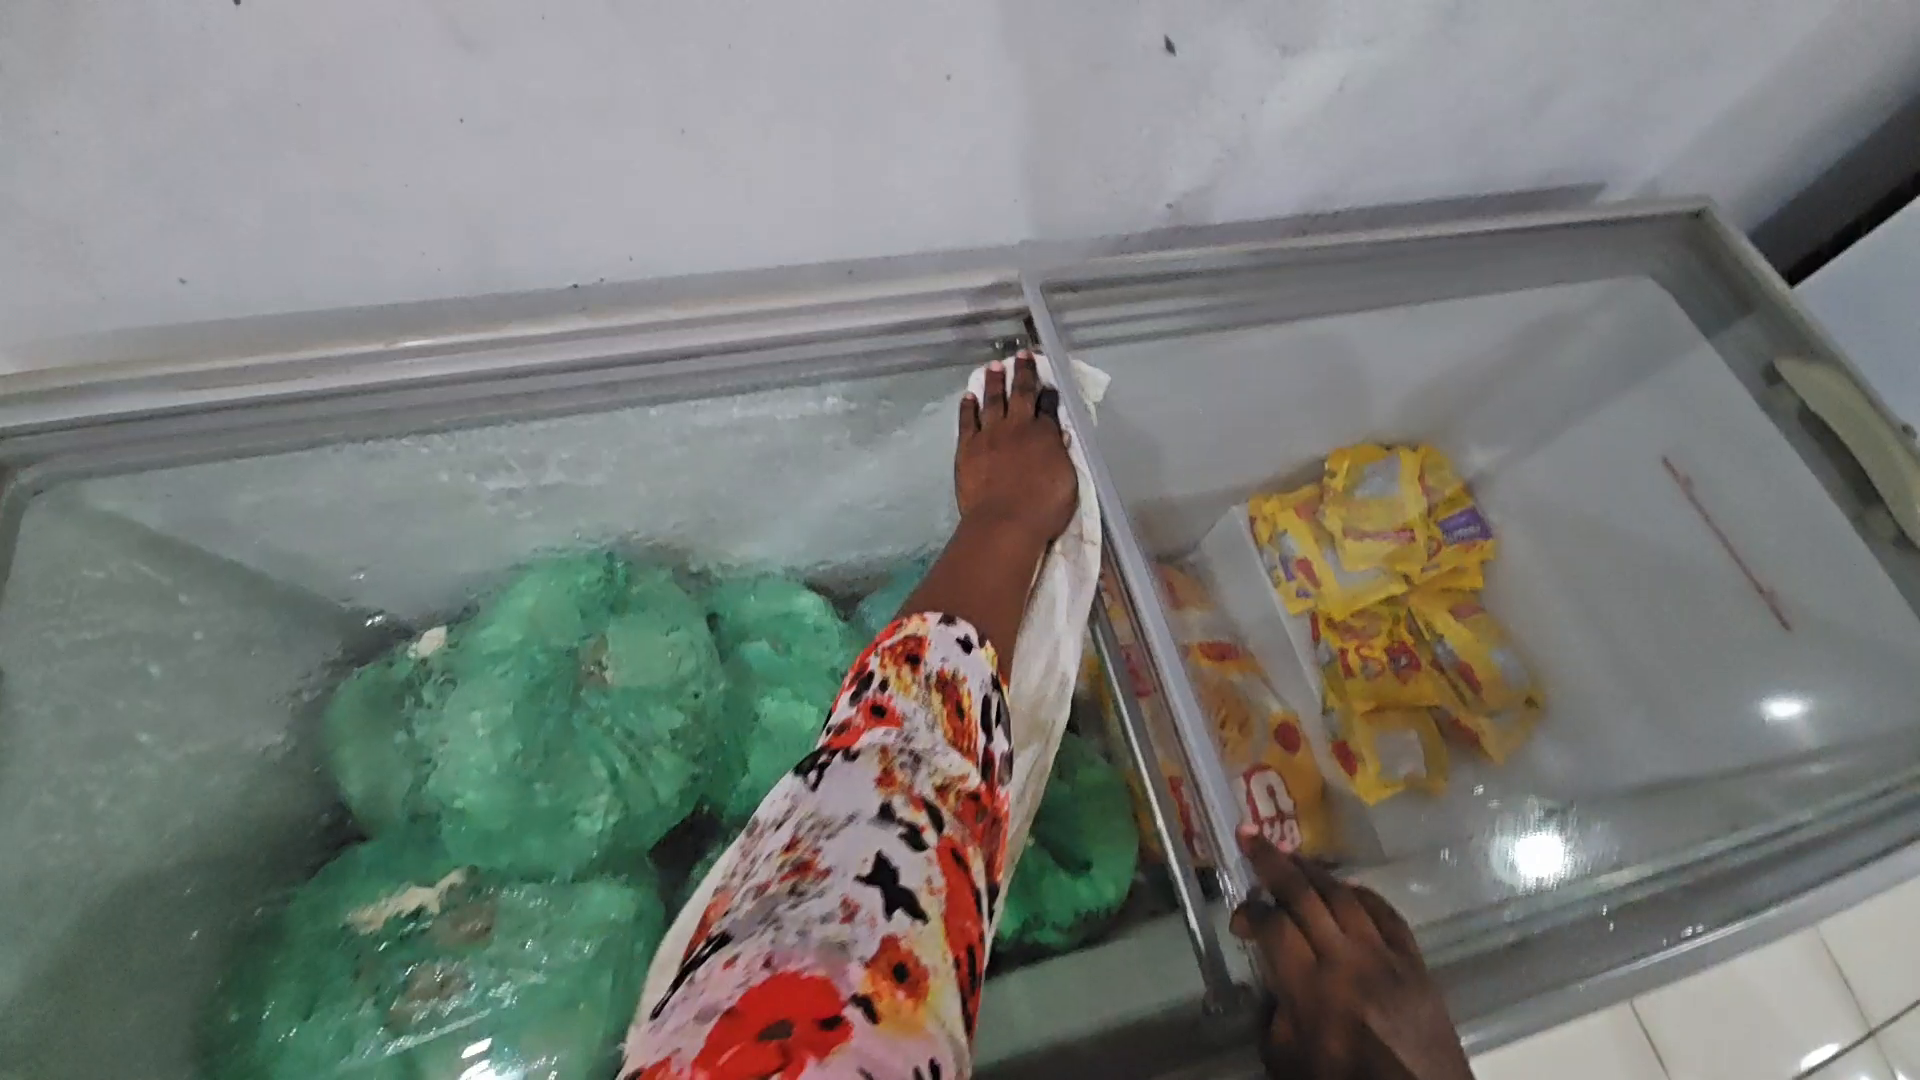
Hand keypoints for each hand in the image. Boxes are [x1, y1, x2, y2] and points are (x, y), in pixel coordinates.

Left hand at [956, 350, 1077, 544]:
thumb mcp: (1067, 481)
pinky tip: (968, 395)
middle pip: (1021, 393)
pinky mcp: (968, 447)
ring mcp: (990, 434)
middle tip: (1021, 354)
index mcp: (1046, 434)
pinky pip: (968, 420)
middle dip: (1023, 372)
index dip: (1048, 394)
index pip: (1048, 407)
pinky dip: (968, 406)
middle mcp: (1018, 427)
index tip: (1048, 382)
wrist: (1004, 521)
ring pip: (993, 400)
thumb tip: (1059, 437)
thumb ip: (1061, 455)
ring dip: (994, 381)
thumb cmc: (1044, 509)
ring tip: (994, 366)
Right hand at [1230, 828, 1473, 1079]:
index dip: (1250, 911)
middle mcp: (1347, 961)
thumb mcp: (1288, 1061)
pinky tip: (1344, 887)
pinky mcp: (1415, 963)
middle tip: (1249, 835)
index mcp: (1312, 988)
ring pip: (1343, 895)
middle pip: (1304, 895)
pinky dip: (1362, 894)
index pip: (1274, 925)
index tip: (1239, 918)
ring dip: (1312, 870)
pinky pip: (1386, 913)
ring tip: (1290, 855)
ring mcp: (1385, 957)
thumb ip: (1272, 1016)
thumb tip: (1268, 984)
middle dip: (1271, 861)